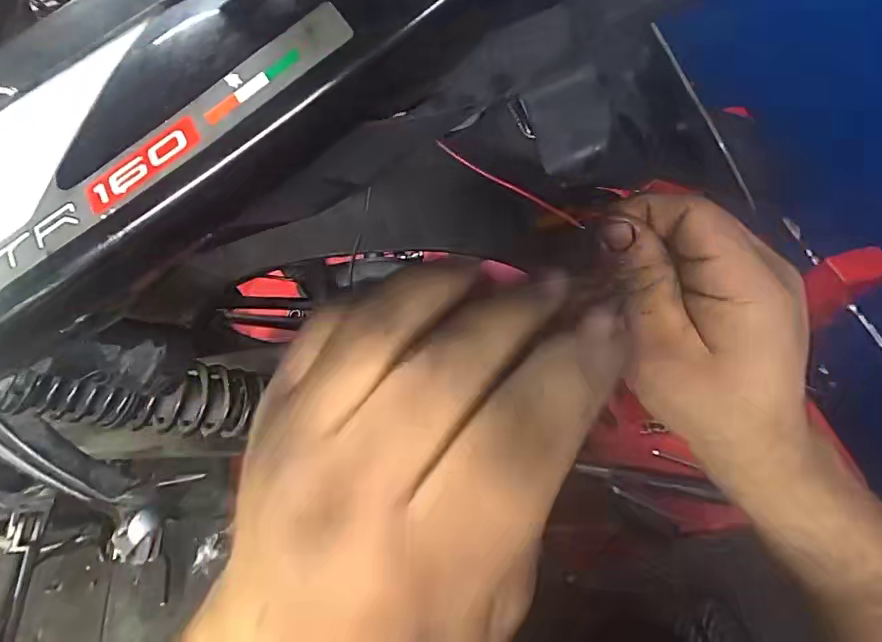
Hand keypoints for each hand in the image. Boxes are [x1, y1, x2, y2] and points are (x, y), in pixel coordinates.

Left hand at [184, 261, 626, 641]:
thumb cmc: (411, 632)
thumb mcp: (500, 591)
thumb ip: (536, 479)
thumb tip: (576, 362)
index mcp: (425, 562)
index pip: (516, 437)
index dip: (575, 367)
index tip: (608, 324)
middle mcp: (354, 491)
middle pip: (452, 366)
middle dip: (523, 312)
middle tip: (559, 287)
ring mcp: (299, 438)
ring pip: (385, 325)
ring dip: (453, 283)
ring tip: (496, 275)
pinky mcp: (272, 404)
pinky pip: (334, 319)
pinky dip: (390, 292)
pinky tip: (429, 292)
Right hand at [599, 194, 821, 491]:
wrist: (764, 454)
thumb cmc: (709, 410)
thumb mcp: (660, 351)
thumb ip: (642, 282)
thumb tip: (616, 225)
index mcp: (752, 278)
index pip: (692, 210)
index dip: (642, 212)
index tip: (604, 242)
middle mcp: (770, 262)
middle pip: (698, 216)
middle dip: (648, 229)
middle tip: (610, 261)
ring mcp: (771, 272)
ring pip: (703, 230)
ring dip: (661, 244)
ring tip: (630, 274)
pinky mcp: (764, 284)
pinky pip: (714, 250)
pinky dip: (680, 258)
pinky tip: (661, 287)